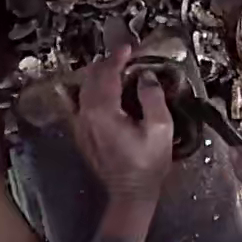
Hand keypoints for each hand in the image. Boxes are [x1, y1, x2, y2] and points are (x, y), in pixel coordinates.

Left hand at [71, 44, 174, 207]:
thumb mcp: (160, 129)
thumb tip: (144, 76)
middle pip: (92, 79)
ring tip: (115, 68)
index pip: (107, 75)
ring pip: (84, 89)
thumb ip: (152, 97)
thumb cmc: (148, 163)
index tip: (129, 47)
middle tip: (124, 56)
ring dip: (98, 75)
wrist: (130, 194)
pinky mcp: (82, 134)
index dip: (117, 58)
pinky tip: (104, 89)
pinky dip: (92, 90)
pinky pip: (82, 103)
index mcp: (103, 112)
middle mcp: (86, 115)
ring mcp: (80, 125)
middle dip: (107, 64)